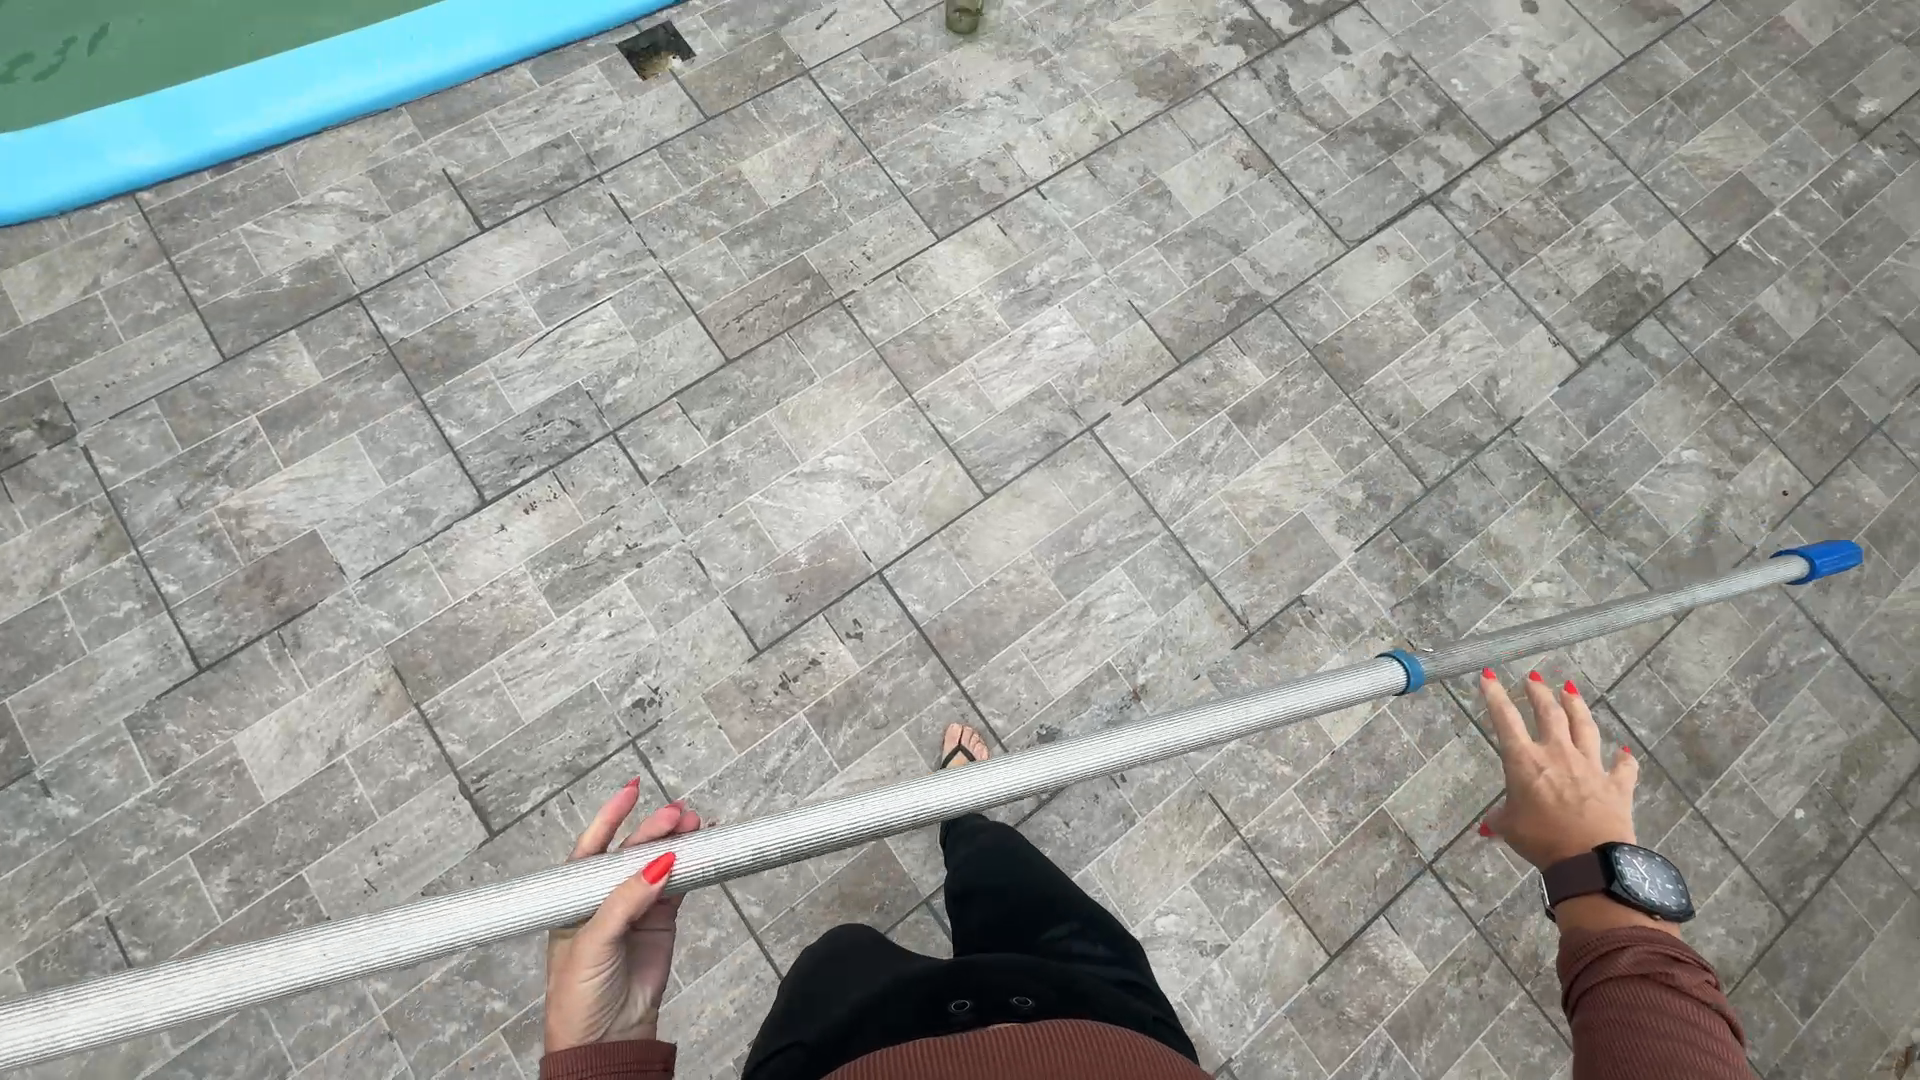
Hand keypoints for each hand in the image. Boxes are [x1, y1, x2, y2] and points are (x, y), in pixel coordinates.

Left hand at [545, 780, 700, 1052]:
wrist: (609, 1038)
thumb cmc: (578, 997)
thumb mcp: (591, 945)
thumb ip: (625, 901)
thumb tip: (660, 863)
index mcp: (576, 898)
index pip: (592, 847)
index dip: (610, 817)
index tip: (632, 790)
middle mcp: (606, 896)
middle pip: (632, 850)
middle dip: (654, 828)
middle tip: (678, 814)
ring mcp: (637, 906)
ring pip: (660, 861)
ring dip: (677, 841)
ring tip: (696, 823)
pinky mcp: (663, 920)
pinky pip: (681, 883)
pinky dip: (694, 863)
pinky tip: (706, 846)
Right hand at [1480, 670, 1637, 868]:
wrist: (1590, 860)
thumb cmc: (1540, 839)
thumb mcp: (1510, 826)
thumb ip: (1501, 819)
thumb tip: (1488, 828)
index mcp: (1524, 760)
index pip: (1504, 718)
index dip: (1494, 694)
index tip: (1488, 676)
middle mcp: (1557, 754)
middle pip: (1549, 713)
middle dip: (1538, 692)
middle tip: (1532, 678)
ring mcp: (1590, 767)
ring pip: (1584, 727)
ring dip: (1576, 707)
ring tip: (1570, 691)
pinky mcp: (1617, 785)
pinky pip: (1623, 767)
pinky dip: (1624, 759)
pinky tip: (1625, 752)